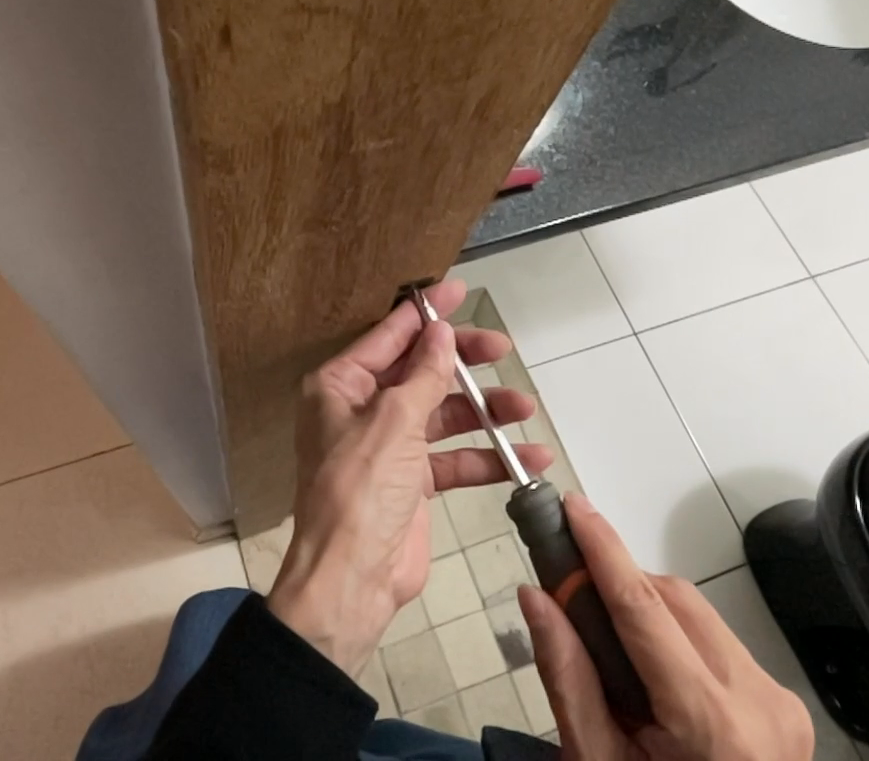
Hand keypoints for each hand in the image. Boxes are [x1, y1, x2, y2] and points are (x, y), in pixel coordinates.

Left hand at [266, 277, 552, 673]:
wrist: (351, 579)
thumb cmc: (359, 489)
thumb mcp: (393, 423)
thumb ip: (423, 376)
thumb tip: (441, 332)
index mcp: (341, 387)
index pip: (388, 336)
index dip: (425, 313)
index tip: (459, 289)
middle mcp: (363, 410)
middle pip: (421, 372)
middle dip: (462, 362)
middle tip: (501, 349)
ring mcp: (389, 447)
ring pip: (443, 414)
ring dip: (483, 410)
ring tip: (523, 405)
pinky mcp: (411, 482)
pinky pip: (454, 458)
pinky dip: (487, 457)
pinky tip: (527, 458)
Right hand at [519, 495, 812, 760]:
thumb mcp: (594, 760)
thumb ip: (566, 674)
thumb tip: (535, 595)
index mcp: (710, 724)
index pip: (644, 609)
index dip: (604, 549)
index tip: (574, 506)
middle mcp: (760, 701)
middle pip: (674, 600)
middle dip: (621, 584)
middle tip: (575, 600)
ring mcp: (783, 703)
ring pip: (699, 614)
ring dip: (649, 611)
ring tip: (617, 655)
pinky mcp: (788, 705)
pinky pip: (720, 642)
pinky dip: (678, 638)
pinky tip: (657, 676)